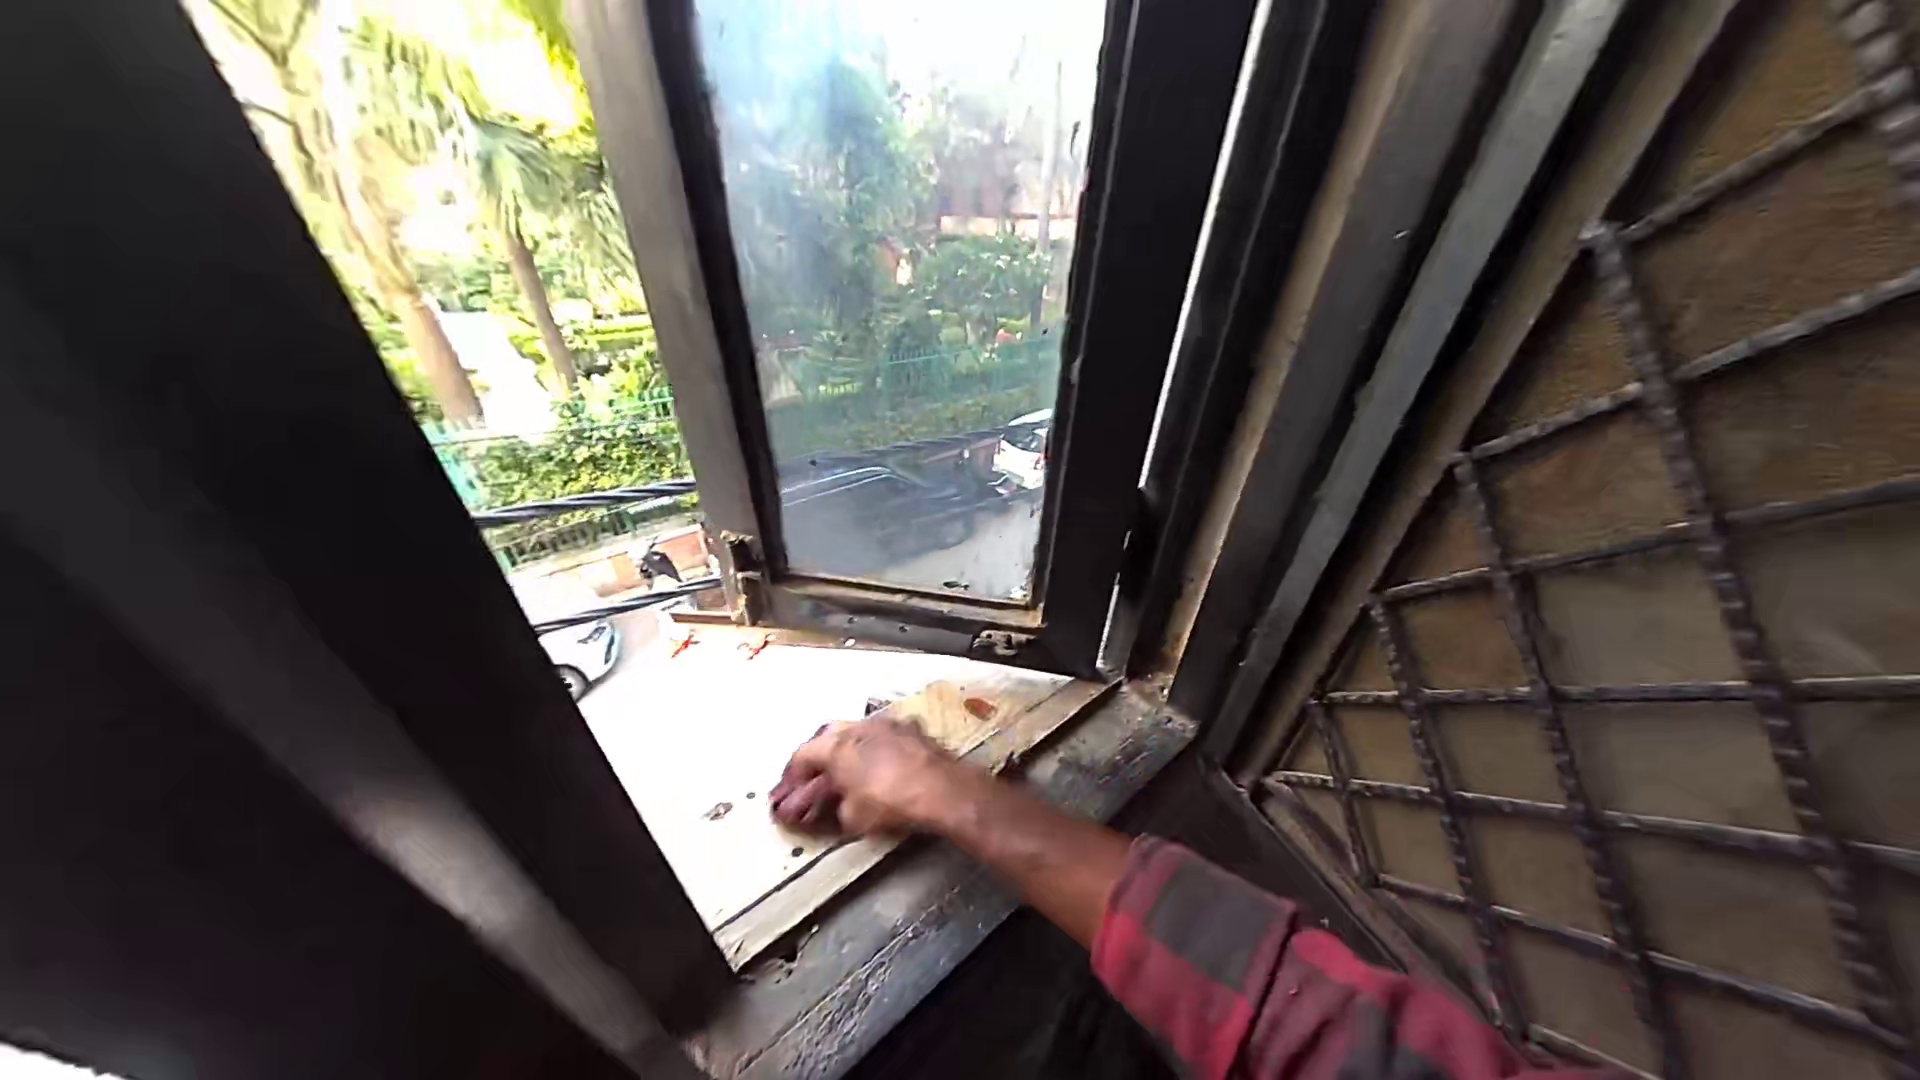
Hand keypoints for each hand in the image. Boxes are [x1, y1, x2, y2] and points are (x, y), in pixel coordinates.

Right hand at [767, 717, 982, 836]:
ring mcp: (886, 722)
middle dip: (816, 758)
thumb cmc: (890, 801)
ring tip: (843, 770)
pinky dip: (872, 749)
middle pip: (826, 737)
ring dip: (845, 750)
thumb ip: (829, 807)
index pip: (802, 755)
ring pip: (856, 732)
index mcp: (836, 744)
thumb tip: (823, 806)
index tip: (787, 794)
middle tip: (811, 779)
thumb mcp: (851, 816)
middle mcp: (858, 725)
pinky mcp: (910, 728)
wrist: (941, 787)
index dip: (791, 778)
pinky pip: (882, 736)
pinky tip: (875, 763)